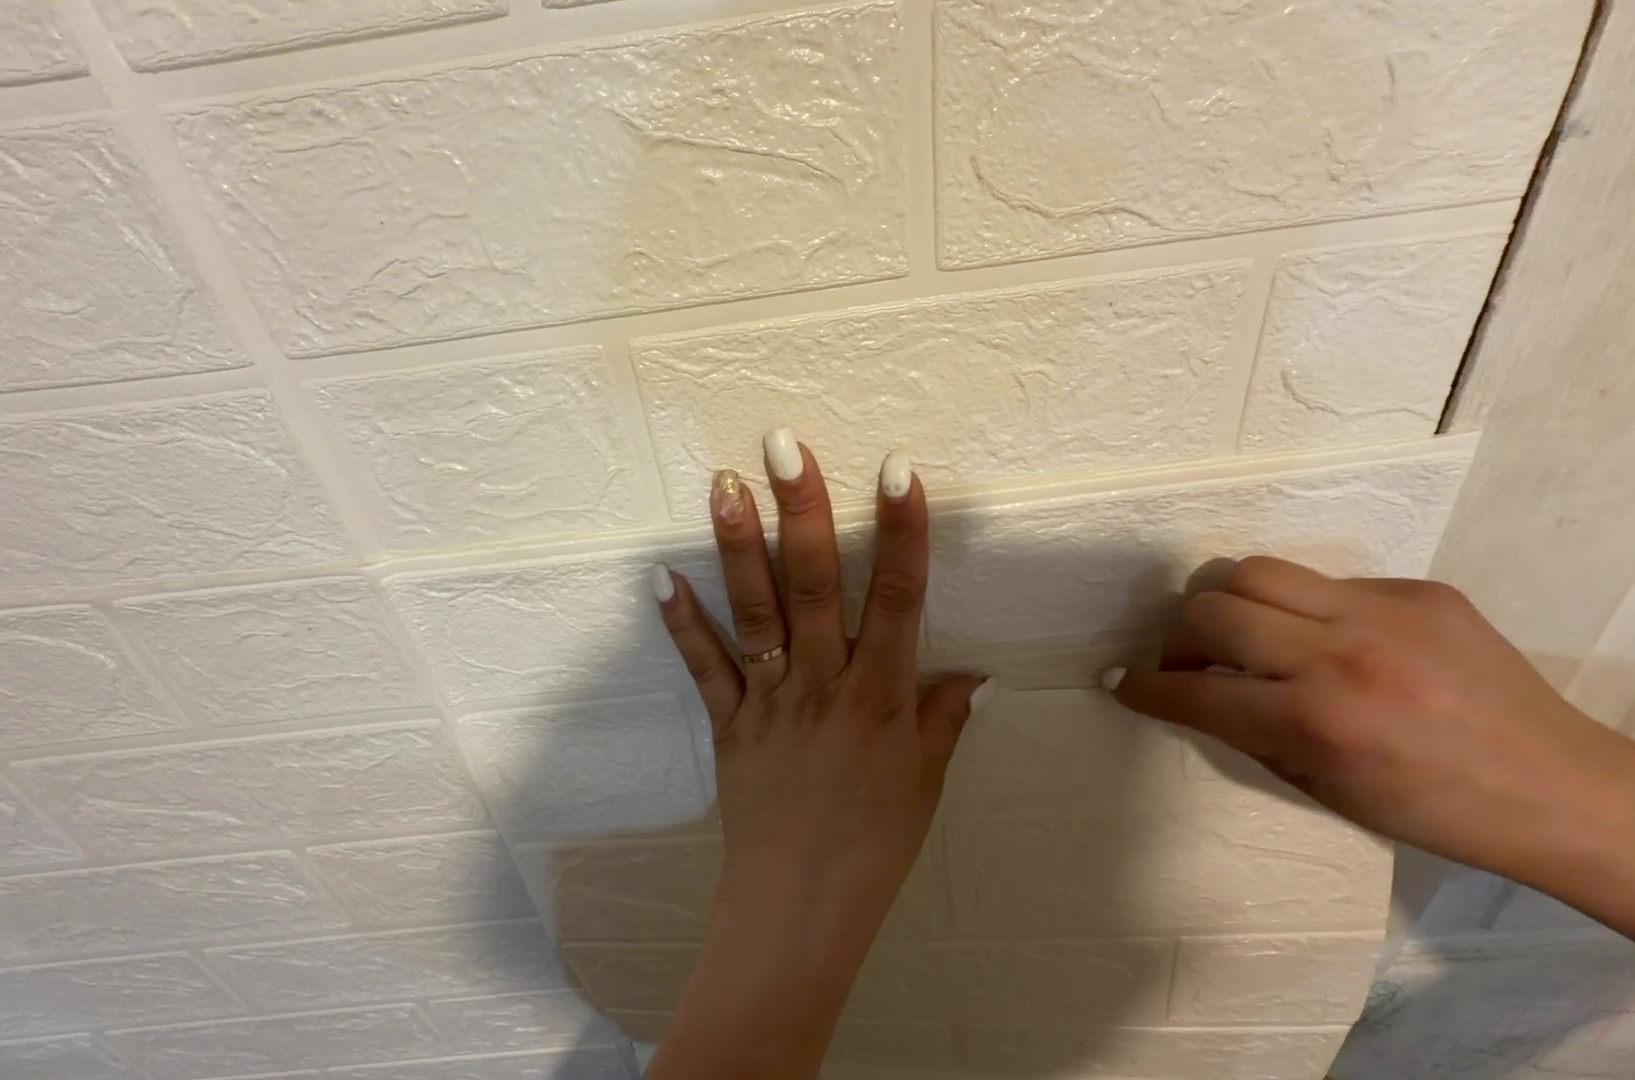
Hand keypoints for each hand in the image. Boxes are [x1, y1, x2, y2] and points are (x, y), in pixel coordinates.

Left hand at [653, 432, 985, 973]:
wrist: (800, 911)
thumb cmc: (874, 847)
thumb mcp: (925, 782)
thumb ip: (942, 718)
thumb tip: (972, 675)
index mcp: (880, 696)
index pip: (897, 598)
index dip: (901, 532)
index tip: (896, 470)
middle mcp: (823, 684)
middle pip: (814, 584)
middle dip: (802, 510)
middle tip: (783, 446)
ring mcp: (770, 700)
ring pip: (755, 611)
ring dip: (738, 545)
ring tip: (724, 483)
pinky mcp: (729, 723)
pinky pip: (704, 667)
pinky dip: (682, 622)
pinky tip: (661, 576)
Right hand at [1113, 556, 1634, 880]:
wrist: (1565, 790)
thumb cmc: (1434, 812)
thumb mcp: (1323, 788)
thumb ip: (1248, 732)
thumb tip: (1193, 692)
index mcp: (1319, 721)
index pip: (1196, 689)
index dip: (1147, 687)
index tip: (1124, 684)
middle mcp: (1343, 655)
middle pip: (1212, 607)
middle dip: (1179, 638)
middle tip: (1190, 662)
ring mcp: (1384, 612)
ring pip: (1257, 571)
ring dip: (1229, 604)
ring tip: (1242, 635)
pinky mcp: (1419, 589)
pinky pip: (1325, 582)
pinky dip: (1302, 609)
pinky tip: (1327, 640)